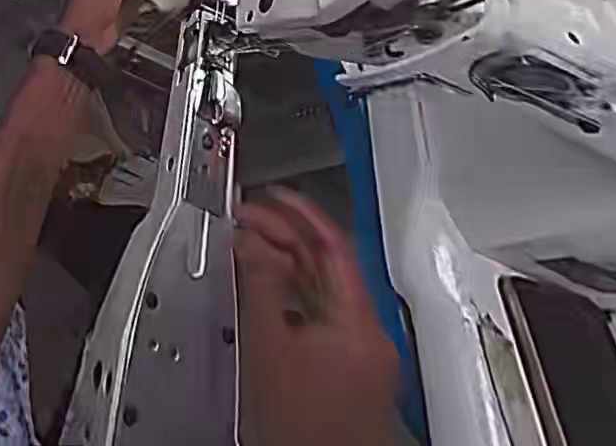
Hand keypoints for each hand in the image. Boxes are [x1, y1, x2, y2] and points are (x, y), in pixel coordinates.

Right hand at [236, 187, 400, 445]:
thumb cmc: (304, 432)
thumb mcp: (269, 347)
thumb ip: (258, 283)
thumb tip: (249, 238)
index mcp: (358, 321)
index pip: (333, 244)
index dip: (302, 212)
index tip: (275, 194)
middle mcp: (367, 331)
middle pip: (326, 263)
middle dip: (284, 235)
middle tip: (248, 218)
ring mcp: (360, 348)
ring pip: (321, 286)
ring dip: (285, 261)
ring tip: (250, 242)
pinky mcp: (348, 362)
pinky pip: (318, 309)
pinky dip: (291, 290)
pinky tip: (266, 284)